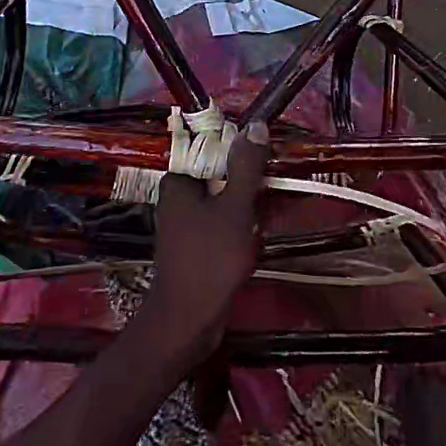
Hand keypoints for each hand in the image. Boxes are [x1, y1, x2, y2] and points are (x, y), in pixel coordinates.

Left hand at [143, 120, 269, 356]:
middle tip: (269, 196)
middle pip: (218, 174)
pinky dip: (238, 228)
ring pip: (222, 201)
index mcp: (178, 180)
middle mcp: (176, 196)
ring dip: (246, 208)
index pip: (211, 148)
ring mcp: (183, 222)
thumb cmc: (210, 259)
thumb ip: (246, 168)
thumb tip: (256, 126)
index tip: (265, 164)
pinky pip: (219, 224)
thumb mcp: (234, 209)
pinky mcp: (193, 245)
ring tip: (263, 220)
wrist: (187, 320)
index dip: (240, 152)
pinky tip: (252, 242)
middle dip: (246, 185)